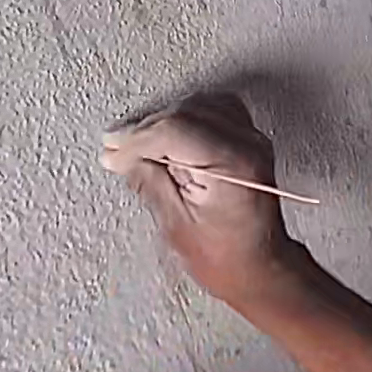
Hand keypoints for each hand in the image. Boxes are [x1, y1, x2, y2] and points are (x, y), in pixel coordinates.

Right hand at [100, 93, 301, 306]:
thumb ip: (149, 182)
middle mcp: (247, 143)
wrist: (260, 267)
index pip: (175, 130)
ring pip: (196, 104)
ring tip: (138, 146)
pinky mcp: (247, 137)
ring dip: (163, 120)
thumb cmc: (225, 257)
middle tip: (116, 149)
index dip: (137, 139)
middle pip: (184, 112)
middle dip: (145, 129)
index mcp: (233, 163)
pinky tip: (167, 135)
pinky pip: (212, 108)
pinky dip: (185, 115)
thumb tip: (121, 156)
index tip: (112, 152)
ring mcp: (251, 137)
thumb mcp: (176, 225)